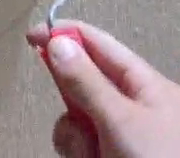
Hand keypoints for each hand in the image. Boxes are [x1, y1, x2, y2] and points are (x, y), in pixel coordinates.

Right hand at [27, 20, 179, 157]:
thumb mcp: (121, 123)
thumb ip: (86, 81)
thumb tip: (57, 39)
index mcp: (149, 87)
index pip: (100, 43)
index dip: (65, 34)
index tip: (30, 38)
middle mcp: (138, 108)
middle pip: (86, 82)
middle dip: (72, 101)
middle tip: (77, 122)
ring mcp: (128, 138)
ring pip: (80, 117)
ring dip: (75, 136)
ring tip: (90, 156)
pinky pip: (84, 143)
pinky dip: (80, 152)